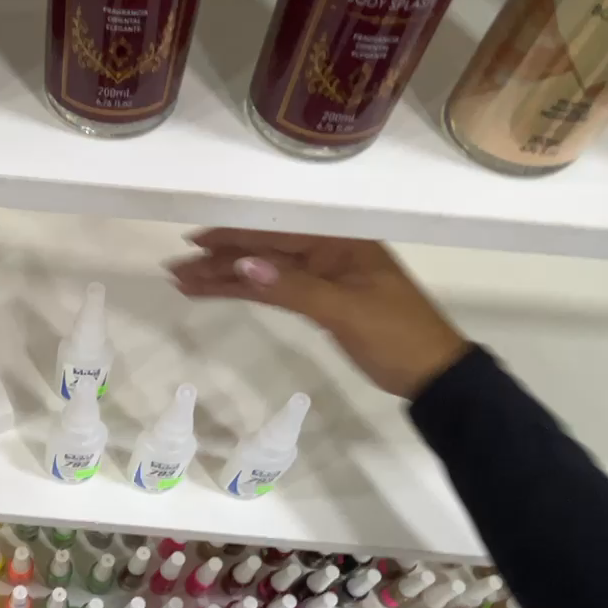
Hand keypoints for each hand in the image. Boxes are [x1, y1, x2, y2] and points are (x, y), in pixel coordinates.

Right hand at [167, 229, 469, 398]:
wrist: (431, 371)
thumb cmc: (396, 336)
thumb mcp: (345, 310)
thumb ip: (293, 286)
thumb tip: (244, 265)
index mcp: (338, 243)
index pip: (272, 236)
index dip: (230, 240)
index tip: (192, 244)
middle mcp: (327, 252)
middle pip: (262, 251)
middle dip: (218, 260)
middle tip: (176, 270)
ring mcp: (324, 277)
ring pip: (263, 272)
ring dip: (225, 277)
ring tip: (185, 283)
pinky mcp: (321, 300)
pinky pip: (275, 290)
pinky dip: (247, 291)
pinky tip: (222, 291)